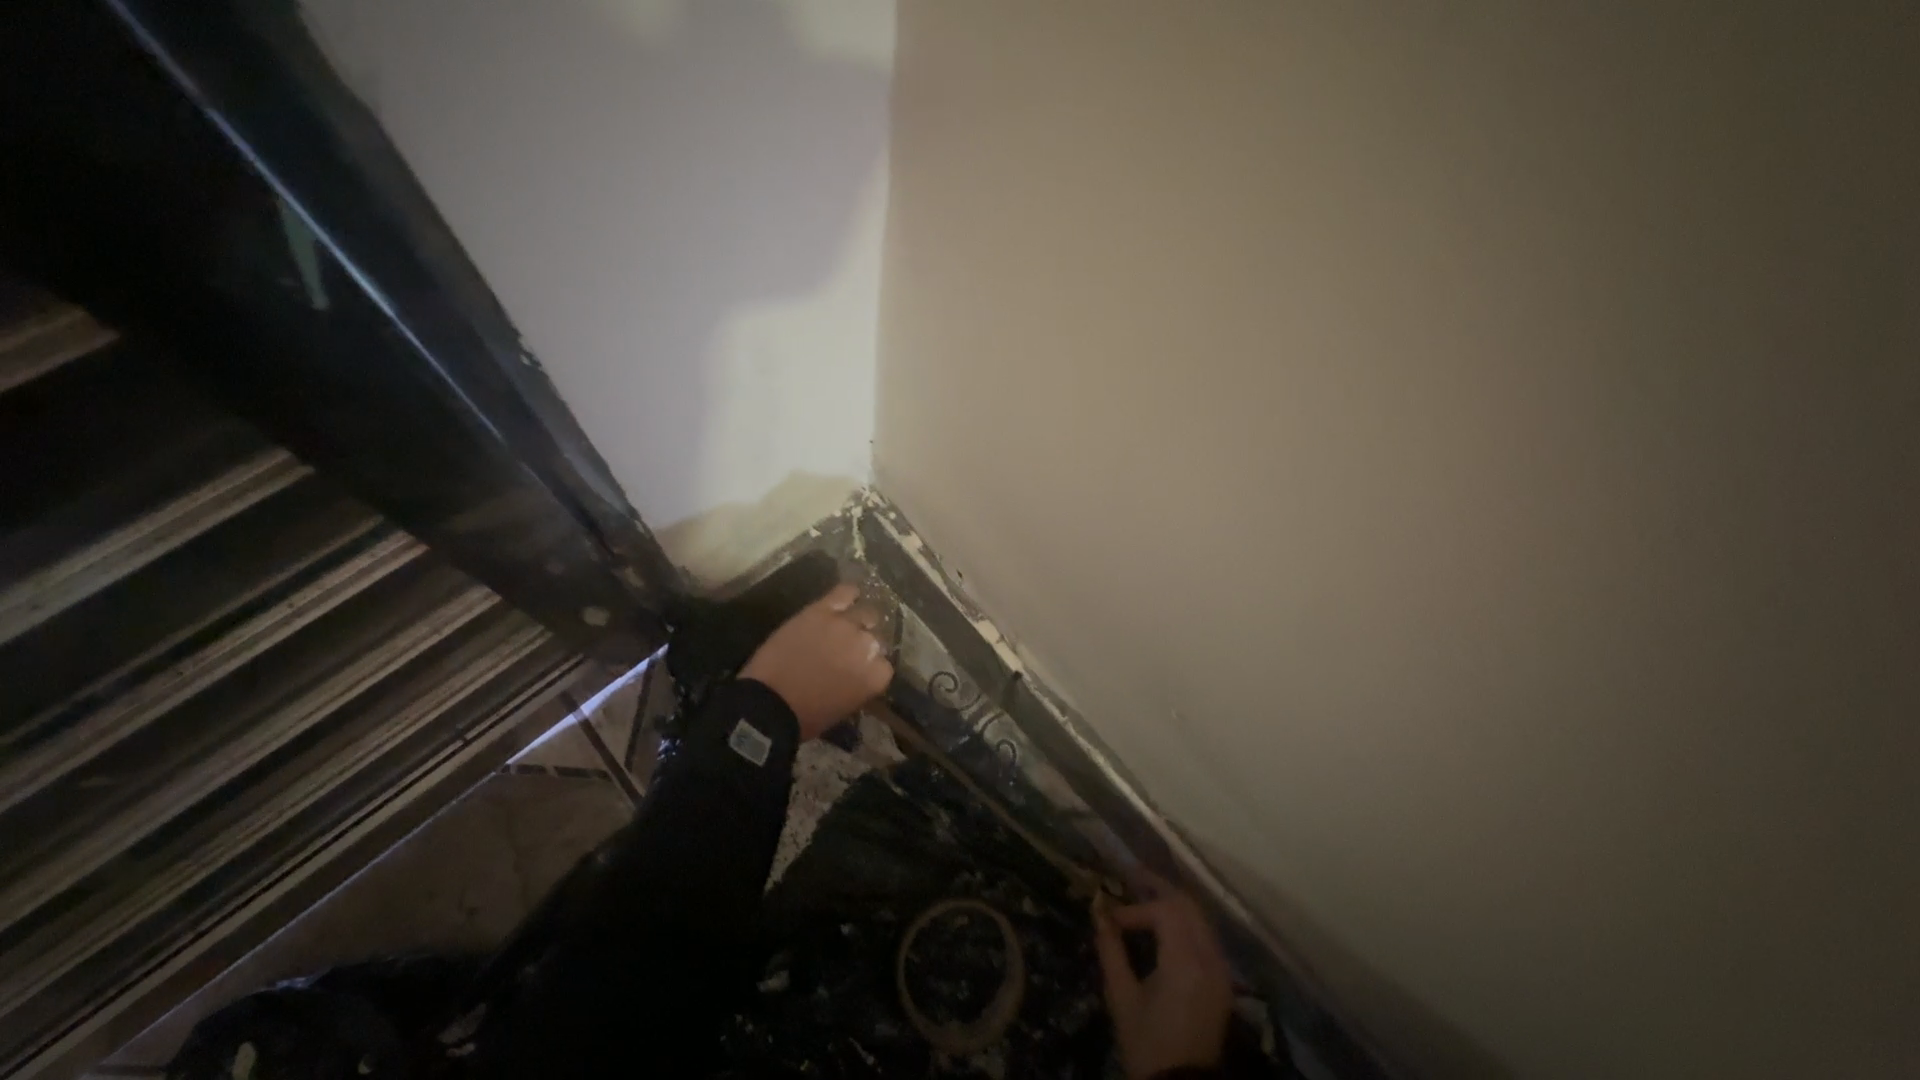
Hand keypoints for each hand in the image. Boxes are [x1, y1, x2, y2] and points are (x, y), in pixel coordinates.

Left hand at [739, 582, 892, 739]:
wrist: (769, 703)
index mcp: (875, 676)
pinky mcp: (821, 611)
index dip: (870, 667)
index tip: (858, 670)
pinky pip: (844, 592)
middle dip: (865, 644)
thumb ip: (860, 685)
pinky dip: (849, 593)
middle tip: (848, 649)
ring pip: (865, 613)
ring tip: (847, 624)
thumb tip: (859, 673)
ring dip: (859, 620)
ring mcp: (845, 625)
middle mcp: (867, 646)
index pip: (884, 665)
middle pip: (876, 637)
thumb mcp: (844, 708)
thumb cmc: (806, 715)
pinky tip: (848, 597)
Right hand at [1093, 889, 1234, 1079]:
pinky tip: (1165, 925)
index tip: (1112, 920)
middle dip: (1159, 889)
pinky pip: (1207, 936)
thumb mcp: (1121, 997)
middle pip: (1189, 905)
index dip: (1136, 909)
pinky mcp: (1223, 981)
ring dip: (1174, 904)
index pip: (1166, 911)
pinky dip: (1186, 923)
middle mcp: (1210, 959)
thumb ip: (1111, 950)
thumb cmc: (1146, 1044)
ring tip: (1144, 897)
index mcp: (1186, 963)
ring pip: (1201, 918)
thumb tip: (1099, 913)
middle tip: (1130, 879)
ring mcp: (1222, 970)